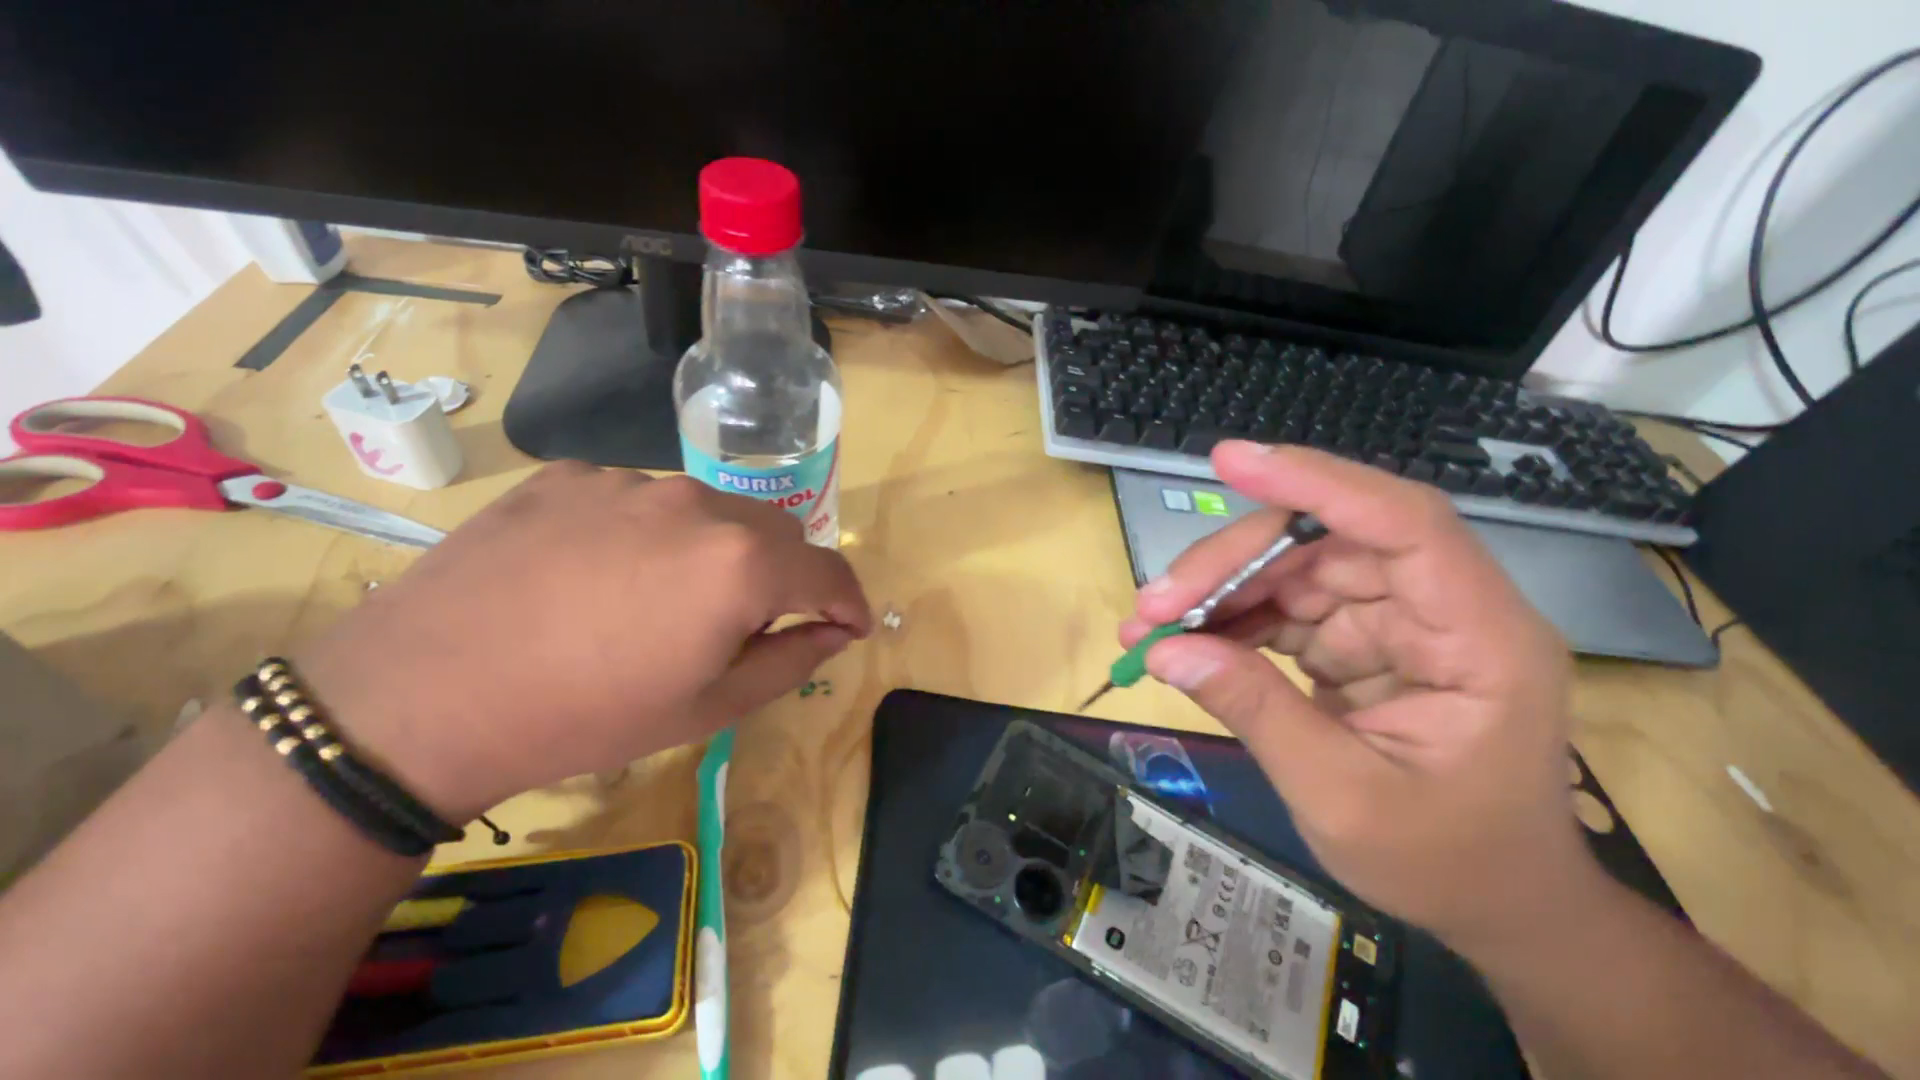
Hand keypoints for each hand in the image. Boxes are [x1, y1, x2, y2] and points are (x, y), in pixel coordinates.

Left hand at [296, 464, 870, 820]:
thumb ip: (789, 659)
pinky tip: (596, 577)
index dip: (847, 601)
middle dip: (781, 576)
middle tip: (752, 624)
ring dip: (709, 552)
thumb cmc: (586, 716)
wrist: (425, 695)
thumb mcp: (705, 707)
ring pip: (701, 512)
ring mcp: (626, 479)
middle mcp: (694, 501)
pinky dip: (642, 535)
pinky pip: (633, 502)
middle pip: (770, 532)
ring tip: (660, 603)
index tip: (847, 626)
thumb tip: (833, 629)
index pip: (827, 570)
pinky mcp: (567, 475)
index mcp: (740, 562)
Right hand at [1124, 441, 1592, 948]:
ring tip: (1148, 627)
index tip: (1230, 461)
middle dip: (1233, 563)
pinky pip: (1290, 610)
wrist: (1495, 901)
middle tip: (1152, 605)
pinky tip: (1184, 644)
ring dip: (1220, 592)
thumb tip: (1168, 651)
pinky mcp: (1367, 642)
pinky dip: (1233, 623)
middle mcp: (1444, 610)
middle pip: (1330, 543)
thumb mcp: (1342, 798)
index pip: (1403, 524)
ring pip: (1298, 570)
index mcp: (1479, 639)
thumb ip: (1258, 712)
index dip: (1317, 484)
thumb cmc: (1445, 861)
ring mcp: (1403, 623)